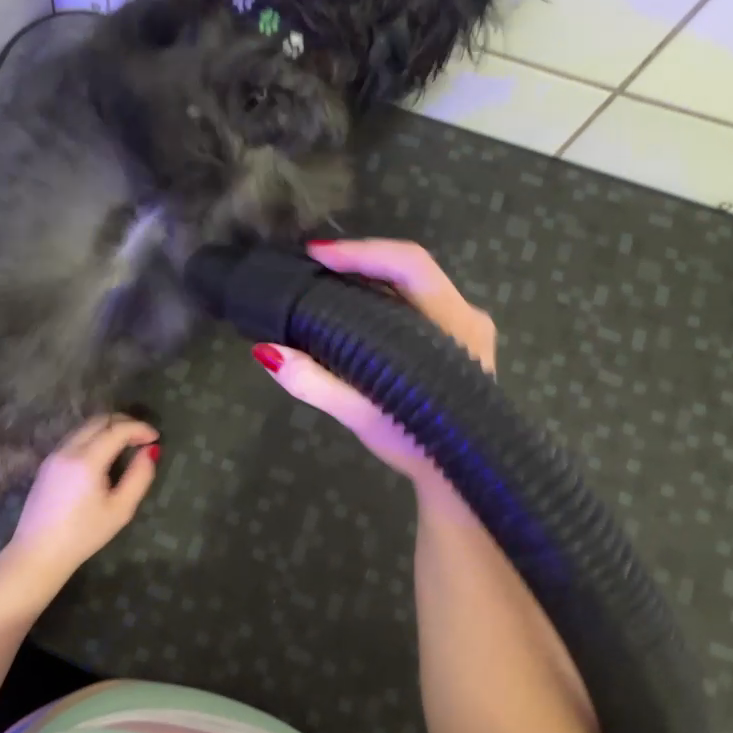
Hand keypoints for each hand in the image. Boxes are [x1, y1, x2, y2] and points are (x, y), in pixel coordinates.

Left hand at [1, 415, 160, 577]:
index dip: (139, 428)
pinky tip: (103, 454)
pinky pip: (73, 438)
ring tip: (126, 444)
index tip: (155, 438)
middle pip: (98, 420)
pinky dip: (92, 437)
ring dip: (107, 428)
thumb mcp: (120, 510)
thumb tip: (150, 451)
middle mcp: (67, 450)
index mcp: (86, 460)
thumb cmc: (83, 535)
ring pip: (84, 427)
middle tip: (142, 437)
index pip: (116, 429)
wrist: (39, 551)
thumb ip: (138, 477)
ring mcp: (54, 455)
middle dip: (123, 422)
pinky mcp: (47, 464)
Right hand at [253, 239, 495, 484]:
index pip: (410, 265)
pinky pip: (414, 301)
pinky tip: (350, 306)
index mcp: (454, 325)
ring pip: (411, 283)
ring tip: (324, 281)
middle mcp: (466, 315)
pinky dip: (379, 295)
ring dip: (367, 277)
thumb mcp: (362, 415)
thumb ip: (315, 383)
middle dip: (358, 260)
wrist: (460, 479)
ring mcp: (464, 327)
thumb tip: (267, 352)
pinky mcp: (455, 339)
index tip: (316, 255)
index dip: (362, 253)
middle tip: (312, 266)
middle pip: (409, 268)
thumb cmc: (418, 444)